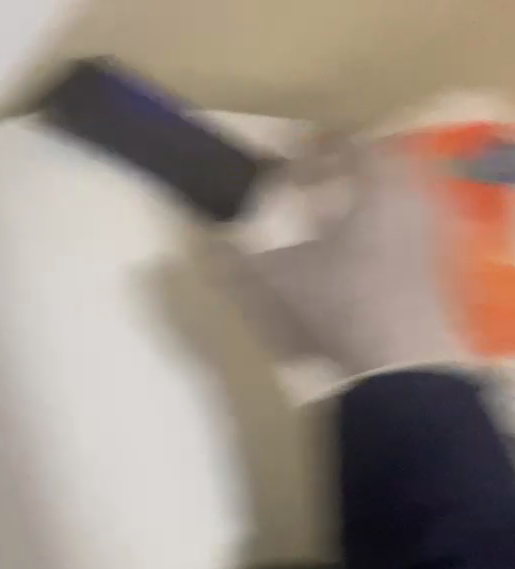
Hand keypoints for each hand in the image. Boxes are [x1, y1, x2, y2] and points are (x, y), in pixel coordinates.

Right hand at [245, 139, 473, 377]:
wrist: (394, 351)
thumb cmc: (331, 301)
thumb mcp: (269, 280)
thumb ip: (237, 257)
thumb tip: (208, 242)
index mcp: (377, 191)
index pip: (357, 148)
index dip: (324, 146)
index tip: (296, 152)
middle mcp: (412, 199)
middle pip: (387, 166)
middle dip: (349, 168)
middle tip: (314, 179)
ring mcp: (429, 229)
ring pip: (398, 195)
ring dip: (363, 196)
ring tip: (328, 214)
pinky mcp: (432, 258)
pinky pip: (405, 222)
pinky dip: (377, 223)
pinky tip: (348, 248)